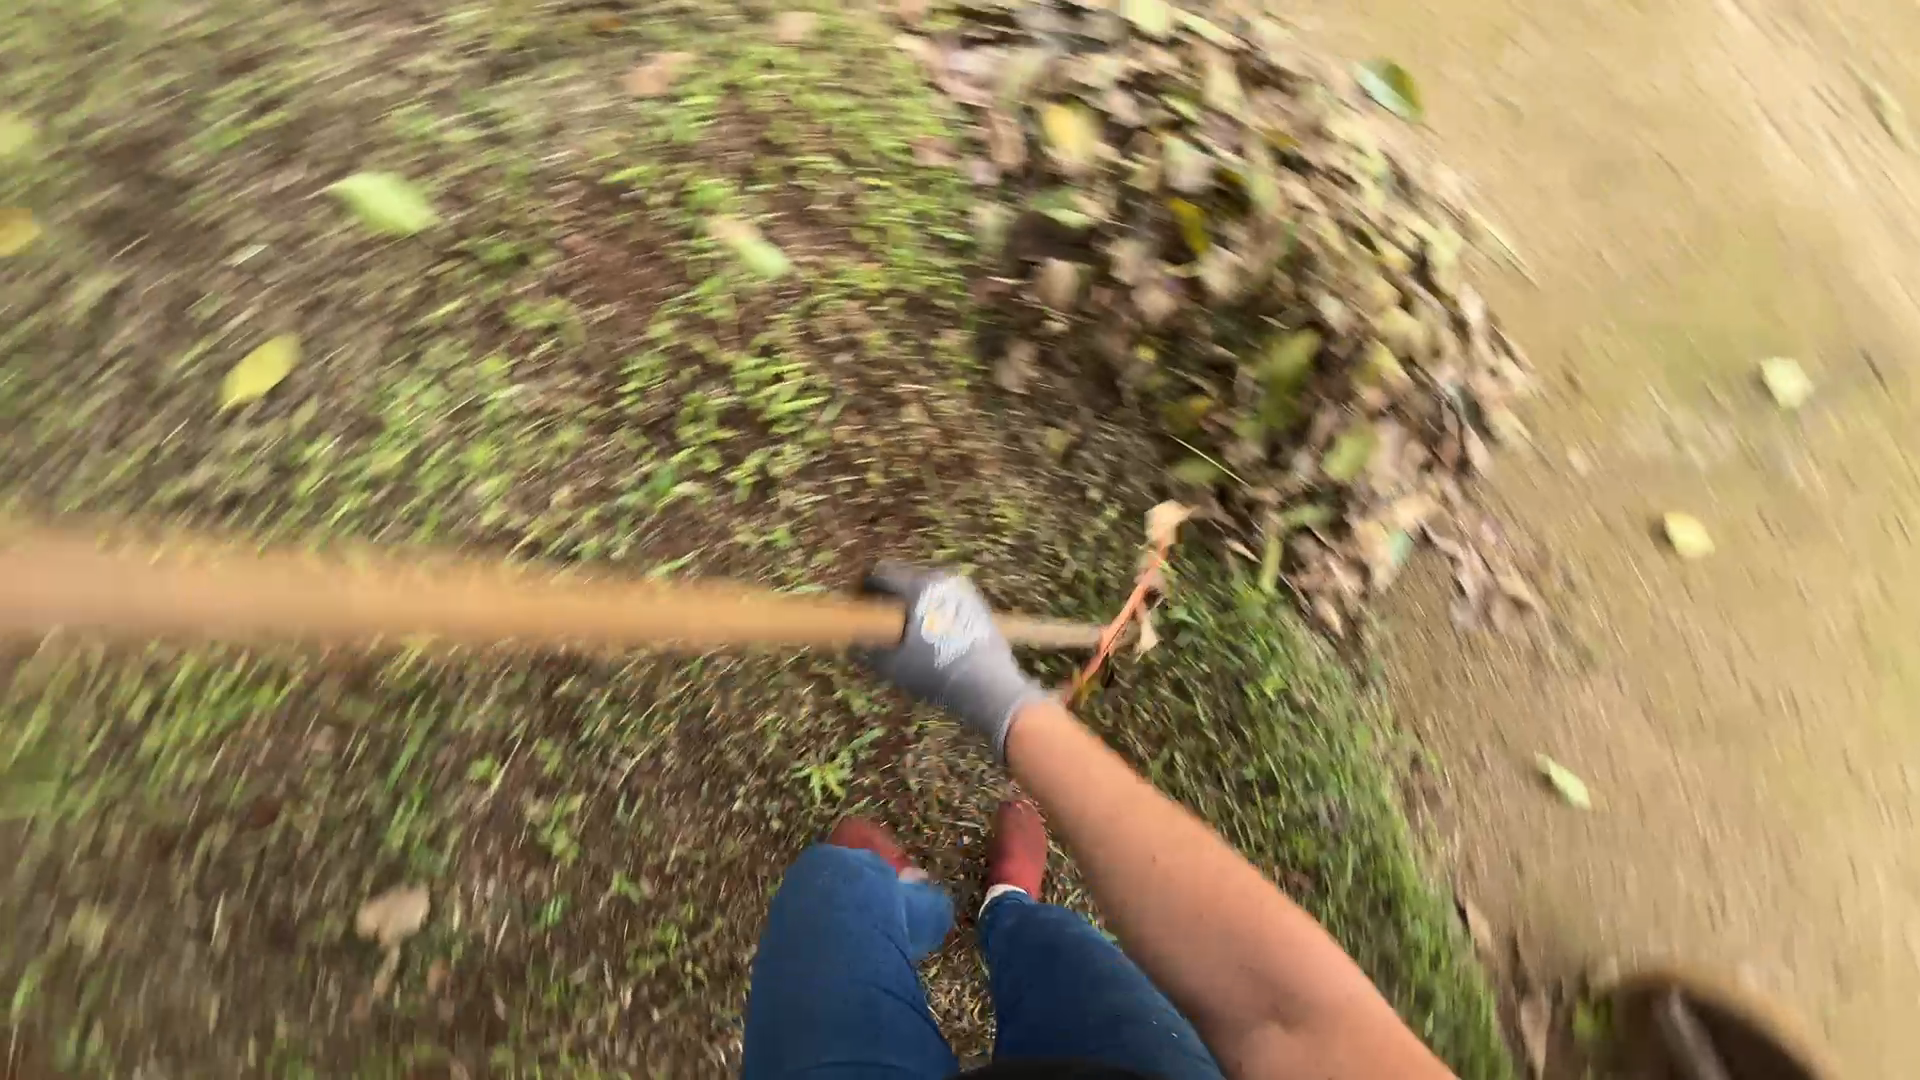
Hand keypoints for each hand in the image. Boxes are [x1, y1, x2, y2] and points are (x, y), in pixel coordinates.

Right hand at [856, 562, 1049, 760]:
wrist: (988, 686)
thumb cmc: (935, 673)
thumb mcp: (891, 665)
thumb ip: (866, 647)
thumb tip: (853, 641)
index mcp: (918, 586)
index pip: (879, 573)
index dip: (863, 589)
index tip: (858, 607)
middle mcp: (941, 579)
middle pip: (903, 578)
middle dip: (888, 598)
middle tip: (880, 624)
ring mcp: (962, 589)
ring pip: (925, 589)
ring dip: (912, 604)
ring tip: (907, 634)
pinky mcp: (976, 602)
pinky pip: (943, 599)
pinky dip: (932, 611)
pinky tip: (931, 638)